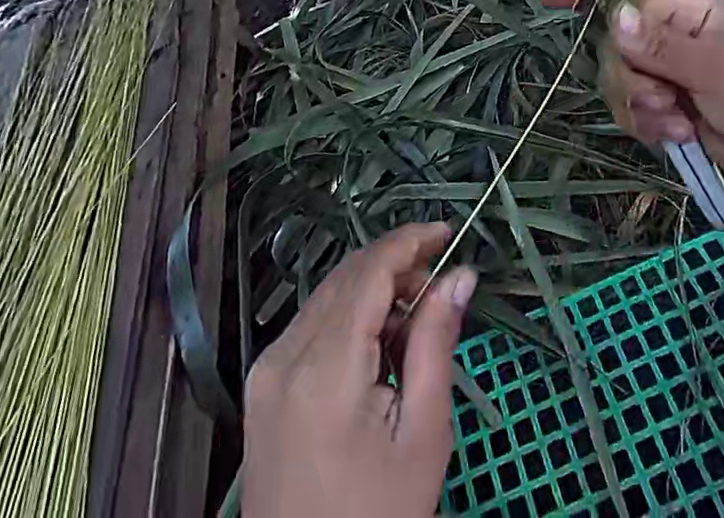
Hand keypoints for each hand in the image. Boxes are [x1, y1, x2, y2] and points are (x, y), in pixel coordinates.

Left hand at [241, 223, 476, 517]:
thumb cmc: (378, 513)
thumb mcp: (423, 431)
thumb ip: (437, 342)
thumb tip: (460, 275)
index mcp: (323, 368)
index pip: (367, 273)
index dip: (409, 242)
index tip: (447, 233)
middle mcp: (284, 355)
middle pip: (346, 277)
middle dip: (397, 266)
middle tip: (440, 286)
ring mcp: (266, 368)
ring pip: (329, 295)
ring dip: (375, 290)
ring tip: (415, 325)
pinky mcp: (263, 383)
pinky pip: (313, 323)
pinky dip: (352, 316)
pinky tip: (379, 347)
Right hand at [537, 0, 723, 186]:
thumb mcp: (715, 67)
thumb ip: (660, 46)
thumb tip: (614, 18)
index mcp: (682, 11)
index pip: (621, 0)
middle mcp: (667, 36)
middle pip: (611, 51)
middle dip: (631, 83)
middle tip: (667, 99)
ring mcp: (664, 73)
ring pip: (616, 86)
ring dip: (643, 111)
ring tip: (681, 122)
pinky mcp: (664, 106)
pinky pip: (630, 112)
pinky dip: (650, 127)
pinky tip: (680, 134)